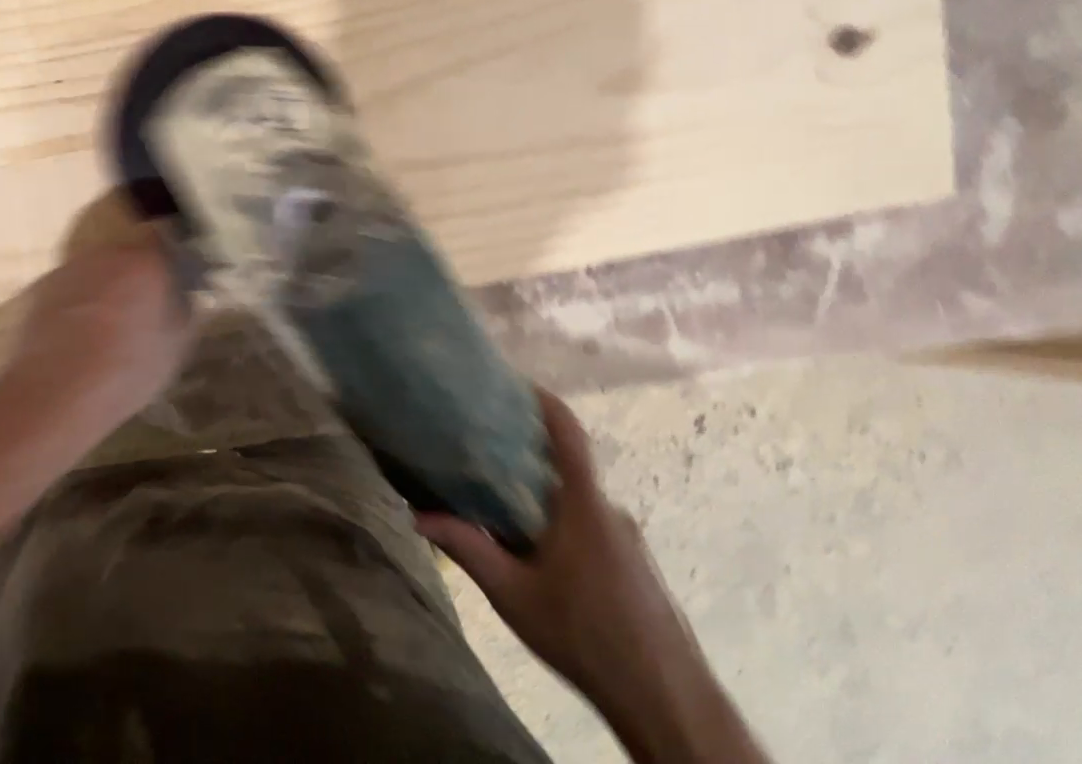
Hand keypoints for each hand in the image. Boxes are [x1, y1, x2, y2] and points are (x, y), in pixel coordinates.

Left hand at [0, 229, 193, 434]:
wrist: (56, 390)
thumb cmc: (126, 369)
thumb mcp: (175, 347)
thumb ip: (183, 311)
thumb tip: (183, 296)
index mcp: (145, 262)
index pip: (161, 238)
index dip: (166, 258)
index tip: (170, 280)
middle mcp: (105, 255)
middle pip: (124, 256)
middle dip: (132, 277)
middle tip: (138, 311)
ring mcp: (69, 270)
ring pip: (94, 273)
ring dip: (102, 292)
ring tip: (104, 330)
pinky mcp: (39, 290)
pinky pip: (69, 292)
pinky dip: (75, 307)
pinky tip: (75, 338)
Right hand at [417, 393, 765, 762]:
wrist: (665, 697)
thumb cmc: (583, 635)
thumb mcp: (511, 593)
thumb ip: (466, 548)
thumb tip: (416, 514)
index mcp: (584, 507)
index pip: (569, 435)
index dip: (544, 401)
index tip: (514, 383)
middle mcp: (612, 512)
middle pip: (566, 469)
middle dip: (524, 458)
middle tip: (479, 456)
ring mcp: (629, 539)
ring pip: (576, 503)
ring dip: (540, 500)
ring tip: (497, 509)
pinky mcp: (635, 565)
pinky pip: (590, 527)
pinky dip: (559, 525)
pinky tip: (534, 556)